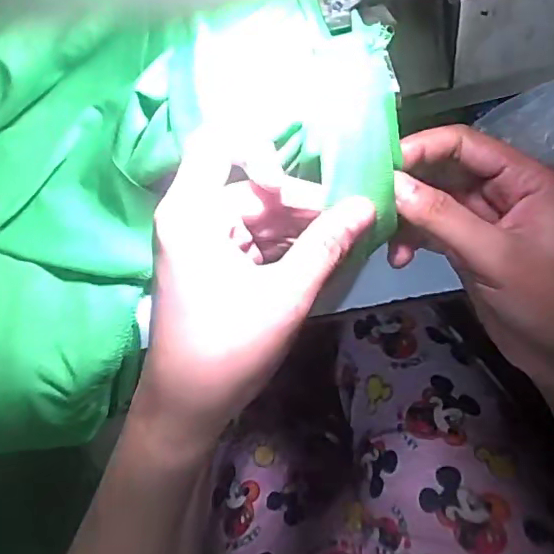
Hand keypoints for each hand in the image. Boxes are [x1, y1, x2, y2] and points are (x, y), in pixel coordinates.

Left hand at [137, 132, 377, 451]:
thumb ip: (326, 245)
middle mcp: (191, 214)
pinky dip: (286, 242)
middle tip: (350, 219)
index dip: (259, 149)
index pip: (218, 143)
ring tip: (345, 237)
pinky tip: (322, 253)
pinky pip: (255, 235)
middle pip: (251, 185)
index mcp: (191, 211)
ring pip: (258, 211)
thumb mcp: (285, 295)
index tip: (286, 186)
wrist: (185, 409)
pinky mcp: (214, 259)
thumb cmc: (227, 350)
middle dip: (300, 201)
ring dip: (299, 224)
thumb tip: (368, 204)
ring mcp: (202, 238)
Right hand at [389, 125, 553, 405]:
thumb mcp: (496, 257)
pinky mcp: (472, 247)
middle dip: (407, 183)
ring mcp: (485, 220)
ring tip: (381, 236)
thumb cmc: (551, 302)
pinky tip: (398, 258)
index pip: (464, 144)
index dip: (422, 147)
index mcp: (524, 179)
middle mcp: (503, 191)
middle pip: (444, 170)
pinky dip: (414, 239)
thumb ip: (443, 217)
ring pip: (434, 201)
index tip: (379, 162)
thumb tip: (392, 182)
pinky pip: (434, 230)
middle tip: (367, 197)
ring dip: (406, 216)